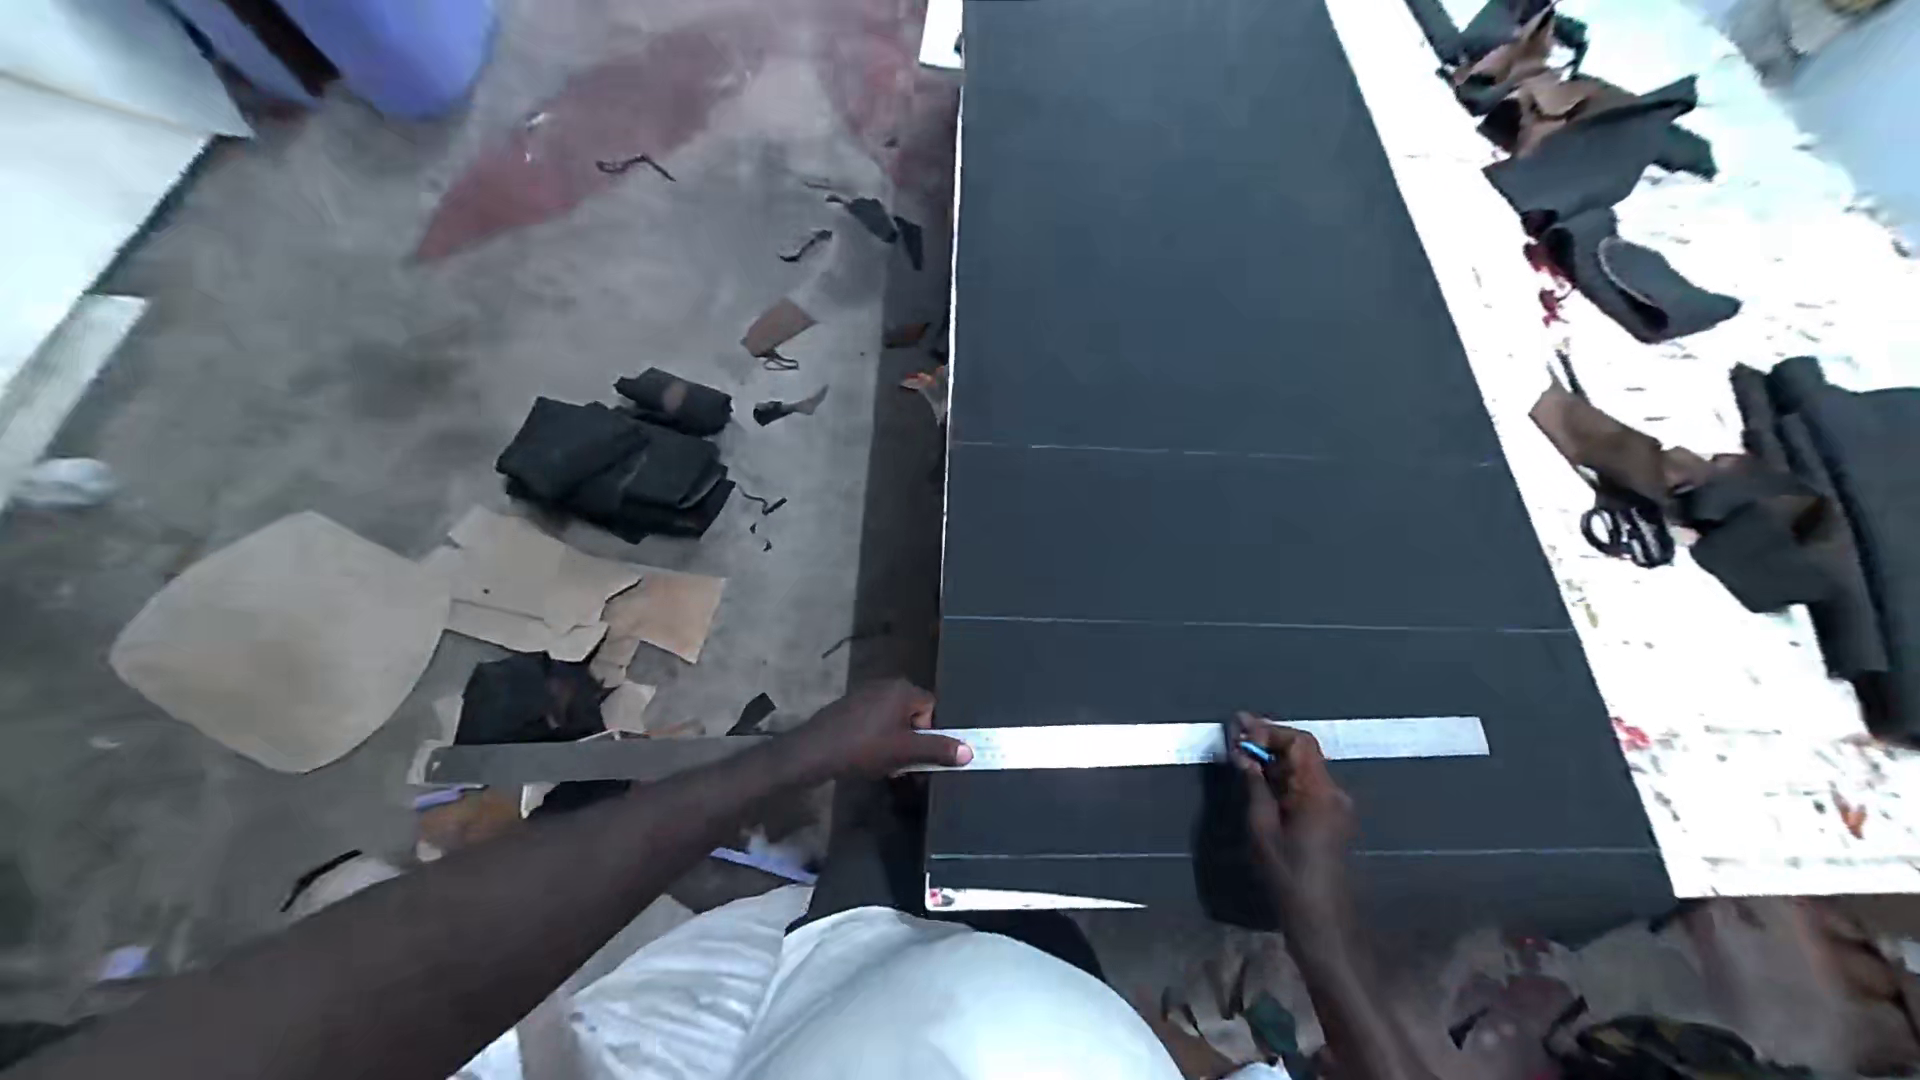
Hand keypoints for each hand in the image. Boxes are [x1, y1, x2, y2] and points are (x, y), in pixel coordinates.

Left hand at [785, 679, 972, 779]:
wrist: (814, 752)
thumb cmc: (864, 748)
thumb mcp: (905, 752)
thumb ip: (938, 750)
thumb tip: (969, 752)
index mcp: (902, 689)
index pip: (931, 708)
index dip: (928, 734)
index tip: (916, 754)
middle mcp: (886, 684)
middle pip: (912, 714)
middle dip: (911, 739)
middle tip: (900, 763)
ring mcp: (865, 693)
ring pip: (893, 719)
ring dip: (894, 741)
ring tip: (882, 762)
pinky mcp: (850, 705)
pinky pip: (875, 719)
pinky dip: (877, 737)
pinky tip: (865, 755)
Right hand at [1230, 713, 1357, 925]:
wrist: (1321, 921)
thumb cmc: (1288, 874)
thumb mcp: (1262, 827)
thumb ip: (1254, 785)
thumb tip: (1242, 754)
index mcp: (1320, 792)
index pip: (1300, 742)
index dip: (1270, 732)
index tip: (1241, 735)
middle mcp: (1333, 793)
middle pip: (1302, 751)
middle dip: (1267, 740)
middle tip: (1234, 733)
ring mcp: (1334, 807)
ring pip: (1301, 767)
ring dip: (1271, 757)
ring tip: (1239, 753)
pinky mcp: (1329, 819)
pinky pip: (1304, 785)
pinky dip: (1280, 776)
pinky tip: (1256, 778)